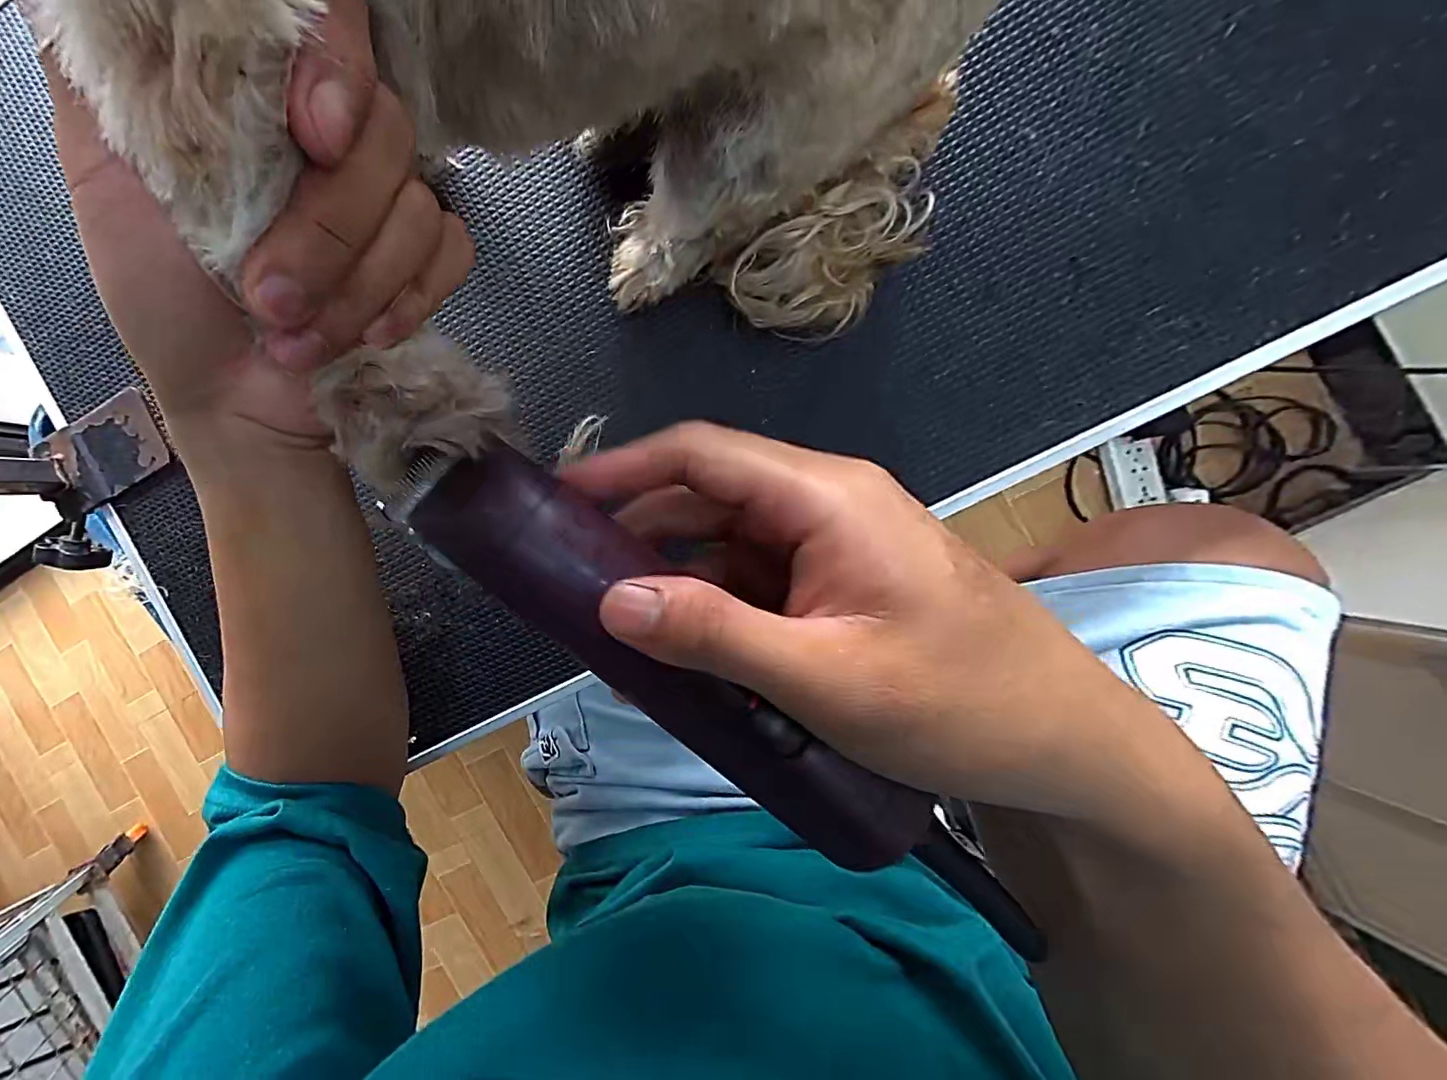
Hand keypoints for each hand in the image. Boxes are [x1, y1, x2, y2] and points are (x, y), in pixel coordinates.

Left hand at [38, 0, 473, 445]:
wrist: (231, 406)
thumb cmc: (168, 310)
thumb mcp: (105, 187)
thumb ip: (107, 89)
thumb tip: (106, 3)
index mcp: (265, 114)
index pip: (333, 33)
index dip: (339, 70)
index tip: (316, 136)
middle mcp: (334, 149)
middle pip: (387, 127)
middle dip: (328, 230)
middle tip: (268, 297)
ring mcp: (386, 211)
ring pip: (417, 205)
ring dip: (353, 287)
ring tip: (295, 334)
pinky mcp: (421, 268)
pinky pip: (452, 253)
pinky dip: (409, 300)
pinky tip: (367, 337)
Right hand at [560, 422, 1229, 834]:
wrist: (1069, 750)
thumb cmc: (961, 705)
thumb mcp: (823, 677)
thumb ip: (712, 634)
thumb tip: (612, 602)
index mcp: (824, 498)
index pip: (700, 454)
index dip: (622, 467)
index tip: (561, 496)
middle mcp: (820, 503)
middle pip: (702, 496)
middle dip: (634, 529)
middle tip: (571, 571)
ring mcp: (824, 543)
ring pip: (719, 540)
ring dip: (667, 575)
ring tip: (612, 616)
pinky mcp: (827, 580)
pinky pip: (745, 578)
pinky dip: (703, 603)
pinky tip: (675, 644)